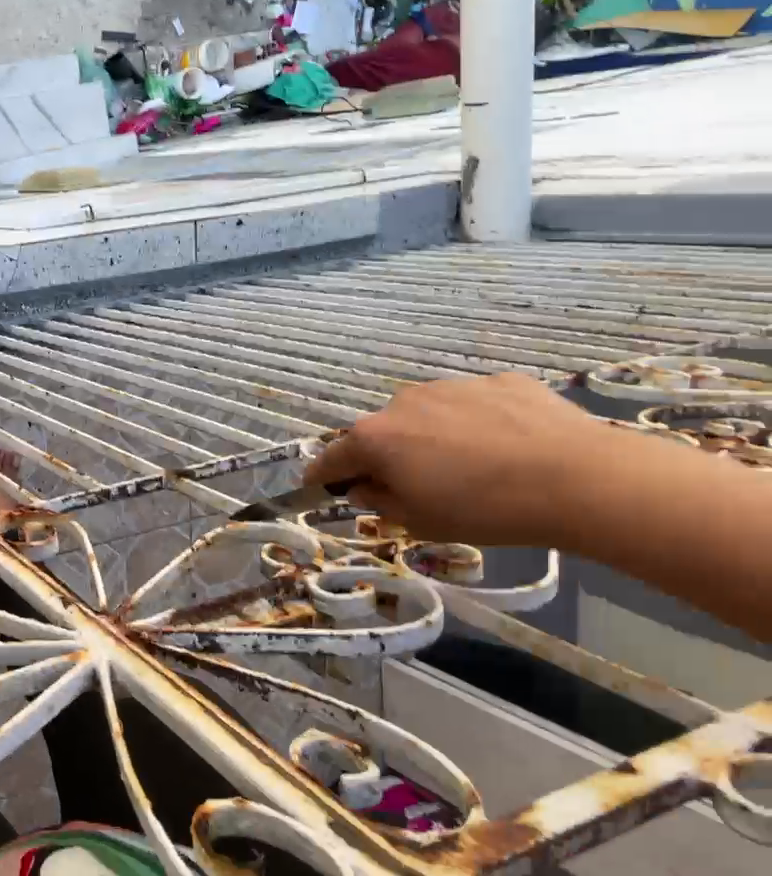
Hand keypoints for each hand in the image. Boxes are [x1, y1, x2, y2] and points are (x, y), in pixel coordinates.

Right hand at [303, 373, 621, 546]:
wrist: (584, 480)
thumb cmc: (487, 510)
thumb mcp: (422, 522)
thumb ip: (382, 503)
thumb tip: (366, 489)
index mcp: (374, 438)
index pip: (332, 458)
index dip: (323, 475)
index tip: (319, 486)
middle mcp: (402, 403)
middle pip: (383, 433)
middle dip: (391, 455)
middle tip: (418, 484)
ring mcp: (453, 387)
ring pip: (429, 415)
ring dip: (436, 436)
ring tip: (474, 465)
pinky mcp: (502, 381)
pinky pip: (477, 405)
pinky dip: (481, 423)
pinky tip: (511, 446)